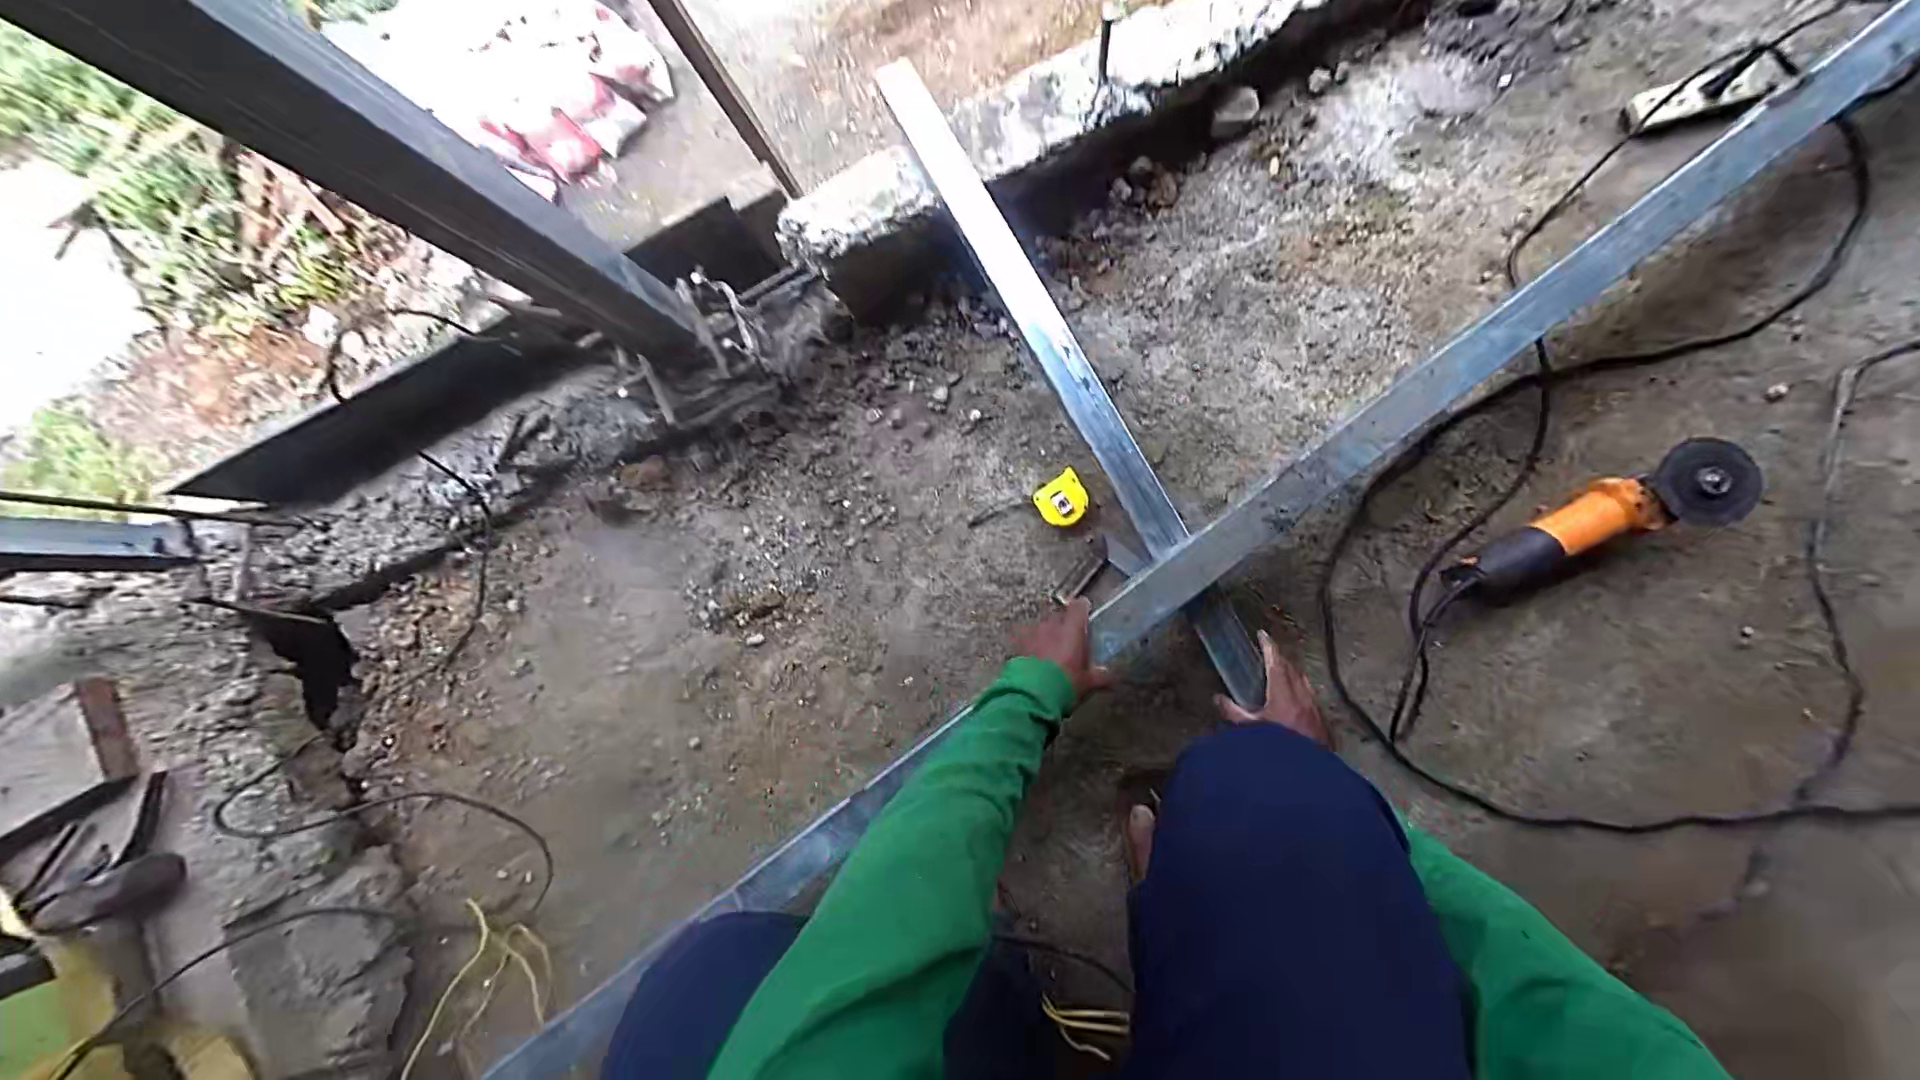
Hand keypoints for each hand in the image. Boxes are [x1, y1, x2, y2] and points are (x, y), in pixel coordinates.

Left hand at [1012, 596, 1112, 701]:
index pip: (1079, 606)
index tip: (1084, 612)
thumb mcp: (1087, 683)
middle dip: (1063, 625)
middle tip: (1068, 640)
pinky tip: (1031, 656)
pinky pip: (1024, 637)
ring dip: (1045, 634)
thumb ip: (1100, 677)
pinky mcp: (1017, 643)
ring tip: (1048, 650)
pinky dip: (1029, 643)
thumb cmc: (1065, 684)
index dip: (1082, 608)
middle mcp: (1052, 625)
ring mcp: (1033, 632)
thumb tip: (1111, 679)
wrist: (1033, 694)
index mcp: (1072, 629)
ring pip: (1041, 626)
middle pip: (1059, 615)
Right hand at [1215, 629, 1332, 747]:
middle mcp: (1302, 697)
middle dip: (1281, 659)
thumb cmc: (1276, 748)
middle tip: (1270, 654)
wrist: (1304, 775)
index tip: (1263, 635)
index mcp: (1283, 693)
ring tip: (1284, 675)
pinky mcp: (1324, 724)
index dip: (1268, 646)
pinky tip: (1299, 702)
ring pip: (1305, 684)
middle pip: (1292, 670)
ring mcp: (1316, 710)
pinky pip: (1313, 700)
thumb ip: (1232, 712)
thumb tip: (1218, 699)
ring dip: (1293, 676)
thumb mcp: (1249, 730)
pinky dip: (1303, 693)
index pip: (1275, 663)